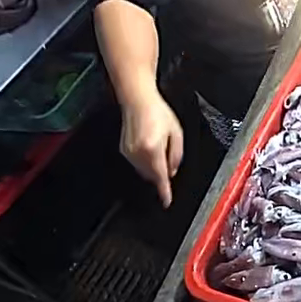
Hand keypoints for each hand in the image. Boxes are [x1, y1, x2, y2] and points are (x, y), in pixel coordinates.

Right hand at [120, 92, 183, 207]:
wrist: (137, 100)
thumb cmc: (157, 112)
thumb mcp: (176, 133)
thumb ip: (176, 155)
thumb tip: (172, 171)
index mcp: (153, 149)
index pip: (160, 177)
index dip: (164, 192)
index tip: (166, 201)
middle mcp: (139, 153)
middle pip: (152, 175)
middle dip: (161, 174)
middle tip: (167, 159)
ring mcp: (129, 153)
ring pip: (144, 171)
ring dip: (153, 168)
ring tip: (157, 147)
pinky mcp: (124, 150)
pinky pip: (137, 164)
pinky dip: (145, 161)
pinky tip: (149, 147)